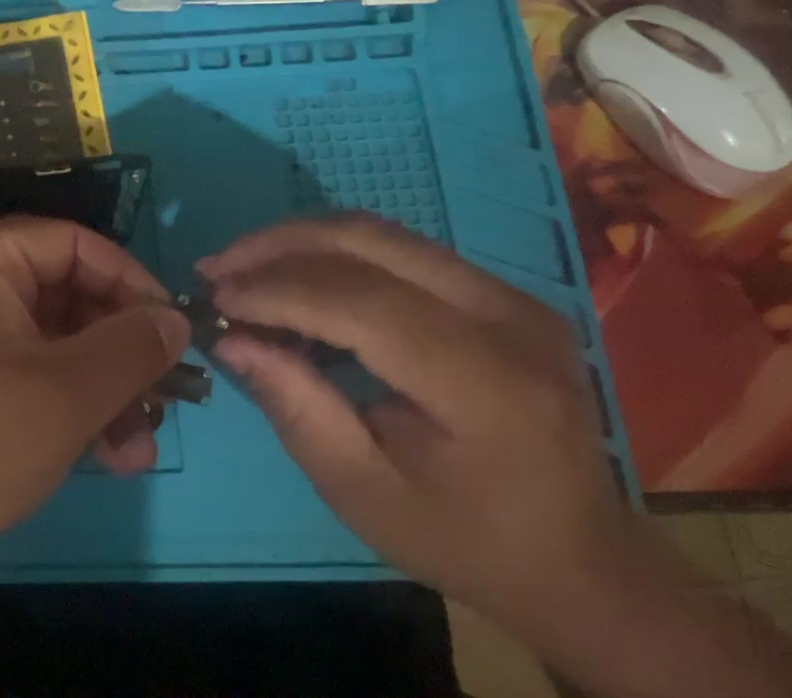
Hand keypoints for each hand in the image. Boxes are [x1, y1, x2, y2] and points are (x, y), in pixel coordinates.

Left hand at [0, 217, 188, 564]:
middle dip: (121, 355)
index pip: (77, 244)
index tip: (176, 336)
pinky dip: (68, 405)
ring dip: (103, 392)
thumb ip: (131, 348)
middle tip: (167, 403)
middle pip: (69, 294)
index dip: (133, 285)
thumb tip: (175, 319)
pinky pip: (29, 370)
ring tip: (138, 452)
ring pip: (55, 341)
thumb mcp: (66, 393)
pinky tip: (107, 458)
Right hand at [196, 213, 634, 614]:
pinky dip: (332, 255)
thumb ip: (296, 407)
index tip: (213, 301)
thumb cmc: (463, 539)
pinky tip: (291, 280)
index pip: (364, 303)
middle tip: (213, 270)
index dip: (278, 291)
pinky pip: (400, 249)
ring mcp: (513, 297)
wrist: (578, 559)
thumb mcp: (361, 491)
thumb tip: (229, 338)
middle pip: (372, 242)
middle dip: (278, 246)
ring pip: (383, 232)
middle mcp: (510, 319)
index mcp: (488, 384)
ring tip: (238, 269)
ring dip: (299, 241)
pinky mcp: (502, 293)